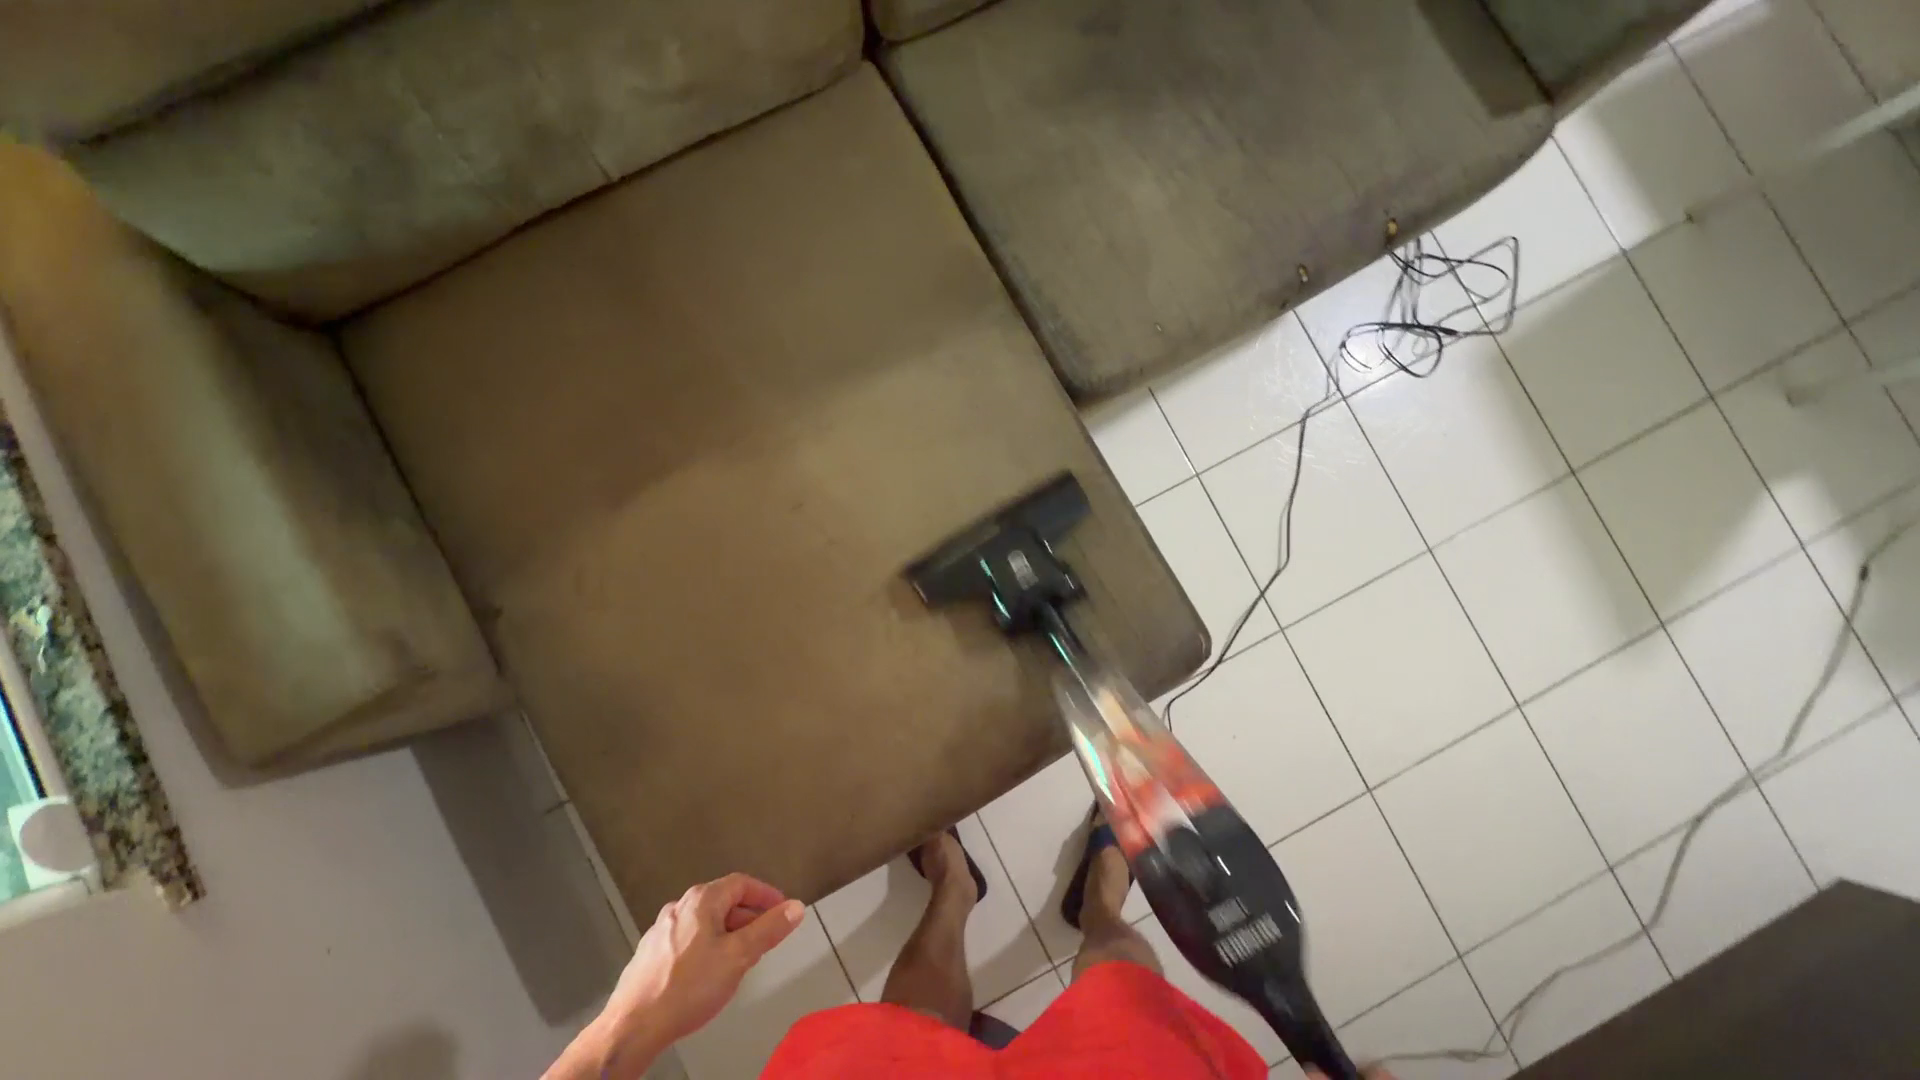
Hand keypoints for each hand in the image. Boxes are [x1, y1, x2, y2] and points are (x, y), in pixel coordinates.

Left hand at [606, 873, 805, 1048]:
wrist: (633, 1026)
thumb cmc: (690, 986)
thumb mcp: (739, 957)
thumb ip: (769, 930)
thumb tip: (796, 907)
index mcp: (701, 900)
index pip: (741, 883)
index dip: (766, 894)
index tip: (783, 911)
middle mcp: (679, 907)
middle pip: (722, 901)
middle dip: (749, 916)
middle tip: (767, 938)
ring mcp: (661, 929)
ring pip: (705, 922)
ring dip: (729, 932)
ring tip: (743, 957)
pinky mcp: (650, 953)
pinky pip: (688, 939)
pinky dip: (708, 945)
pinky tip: (709, 973)